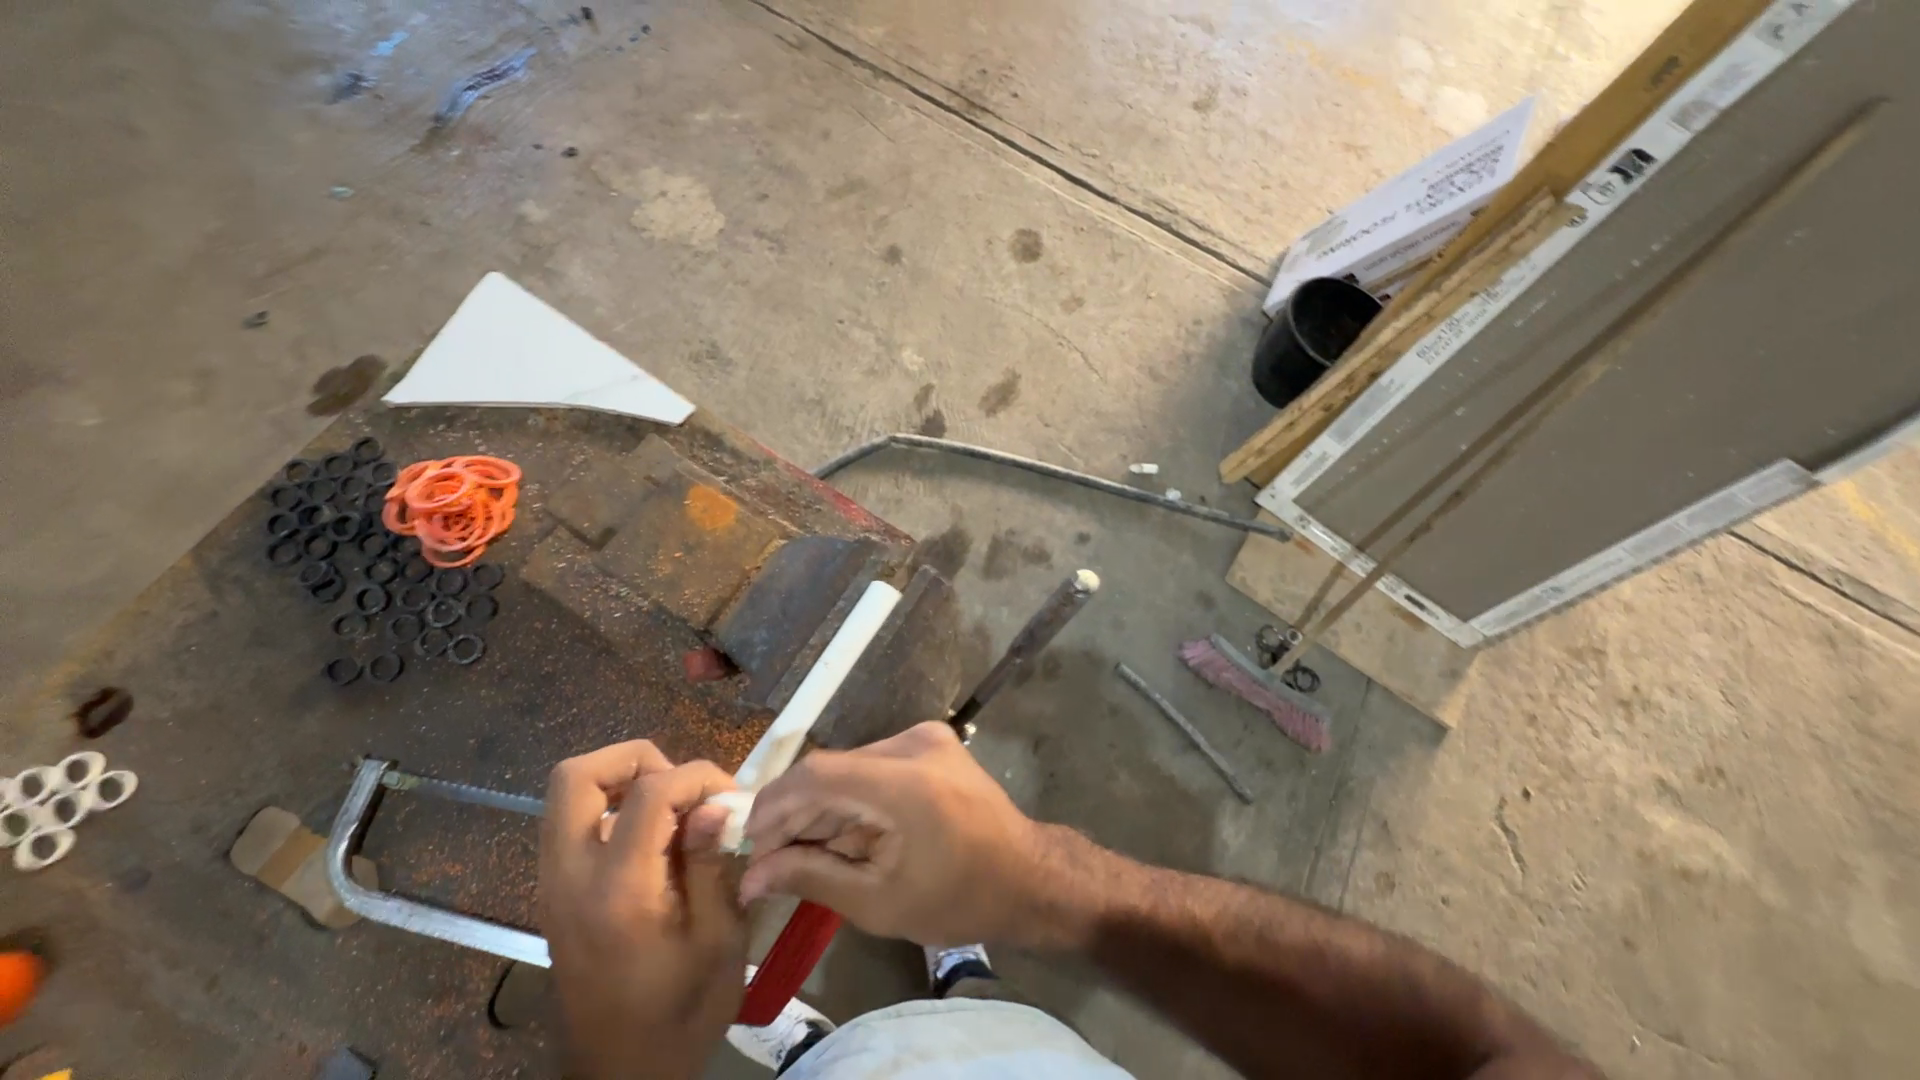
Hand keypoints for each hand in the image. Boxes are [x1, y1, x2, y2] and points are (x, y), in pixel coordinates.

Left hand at [539, 742, 744, 1079]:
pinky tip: (655, 838)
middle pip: (576, 776)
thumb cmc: (680, 1015)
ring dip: (621, 782)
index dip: (696, 776)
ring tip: (673, 809)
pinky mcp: (554, 894)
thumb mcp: (718, 943)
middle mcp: (570, 877)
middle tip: (683, 787)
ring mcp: (553, 885)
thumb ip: (710, 864)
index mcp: (617, 891)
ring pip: (567, 795)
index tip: (730, 797)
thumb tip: (713, 805)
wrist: (621, 1074)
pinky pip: (573, 823)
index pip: (647, 793)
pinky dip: (612, 808)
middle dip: (635, 760)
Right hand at [740, 721, 1052, 946]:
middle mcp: (913, 744)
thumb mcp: (879, 903)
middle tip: (766, 857)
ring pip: (847, 766)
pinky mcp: (929, 741)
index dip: (773, 806)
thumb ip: (810, 877)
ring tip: (800, 851)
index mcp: (906, 783)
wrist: (1028, 876)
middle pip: (830, 769)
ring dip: (819, 806)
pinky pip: (870, 765)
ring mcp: (924, 737)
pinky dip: (848, 798)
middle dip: (793, 812)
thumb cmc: (958, 899)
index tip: (746, 843)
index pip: (816, 776)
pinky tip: (839, 833)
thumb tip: (751, 876)